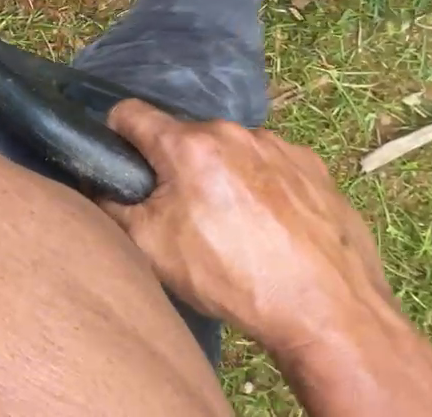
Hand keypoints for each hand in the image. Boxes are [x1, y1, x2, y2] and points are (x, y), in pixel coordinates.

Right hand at [100, 100, 394, 357]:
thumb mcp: (150, 247)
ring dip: (221, 173)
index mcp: (188, 144)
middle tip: (183, 212)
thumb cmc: (233, 279)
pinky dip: (263, 185)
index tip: (125, 168)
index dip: (116, 137)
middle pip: (182, 136)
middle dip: (174, 164)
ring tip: (235, 224)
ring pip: (229, 150)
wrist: (334, 319)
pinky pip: (272, 165)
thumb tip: (96, 183)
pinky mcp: (318, 170)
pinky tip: (273, 227)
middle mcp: (233, 132)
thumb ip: (110, 204)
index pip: (128, 113)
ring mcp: (281, 148)